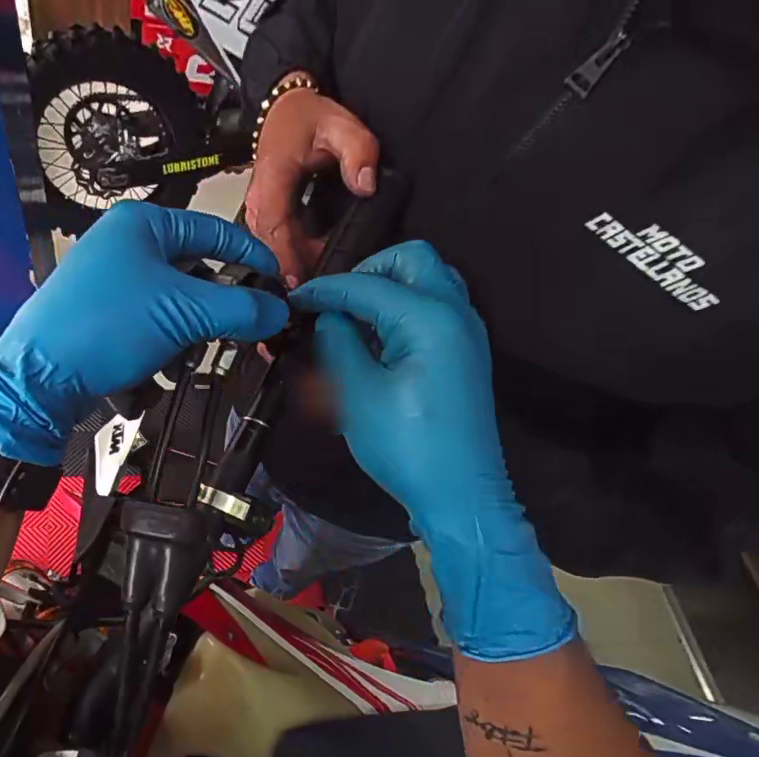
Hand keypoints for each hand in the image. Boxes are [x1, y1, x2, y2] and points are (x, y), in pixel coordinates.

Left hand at [0, 202, 288, 464]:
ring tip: (177, 362)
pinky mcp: (103, 323)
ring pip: (173, 310)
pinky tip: (151, 374)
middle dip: (211, 314)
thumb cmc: (103, 328)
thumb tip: (278, 311)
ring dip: (184, 342)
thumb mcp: (183, 314)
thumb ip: (239, 309)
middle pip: (195, 276)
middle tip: (230, 337)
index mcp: (142, 226)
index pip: (215, 232)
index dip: (251, 257)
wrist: (40, 380)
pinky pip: (148, 333)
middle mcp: (124, 250)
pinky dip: (157, 355)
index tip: (277, 285)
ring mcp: (111, 287)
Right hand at [243, 84, 379, 283]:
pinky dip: (290, 258)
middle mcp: (258, 201)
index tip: (299, 283)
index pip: (275, 228)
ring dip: (291, 266)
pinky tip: (310, 267)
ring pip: (269, 250)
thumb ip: (358, 151)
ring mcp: (256, 212)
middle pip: (270, 247)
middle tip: (318, 292)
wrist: (283, 110)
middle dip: (292, 270)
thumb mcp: (340, 124)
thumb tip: (365, 185)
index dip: (286, 258)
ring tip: (317, 284)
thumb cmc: (306, 119)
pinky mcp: (261, 219)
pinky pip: (272, 246)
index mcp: (272, 180)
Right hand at [290, 241, 575, 660]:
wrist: (459, 494)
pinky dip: (402, 309)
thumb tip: (328, 317)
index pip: (367, 284)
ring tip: (350, 322)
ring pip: (427, 280)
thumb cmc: (404, 447)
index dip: (325, 290)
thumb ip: (339, 345)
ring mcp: (466, 332)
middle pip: (411, 260)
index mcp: (429, 318)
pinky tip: (375, 342)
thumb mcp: (358, 396)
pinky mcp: (464, 354)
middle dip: (366, 272)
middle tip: (333, 303)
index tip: (292, 300)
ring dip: (386, 288)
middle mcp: (455, 311)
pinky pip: (434, 308)